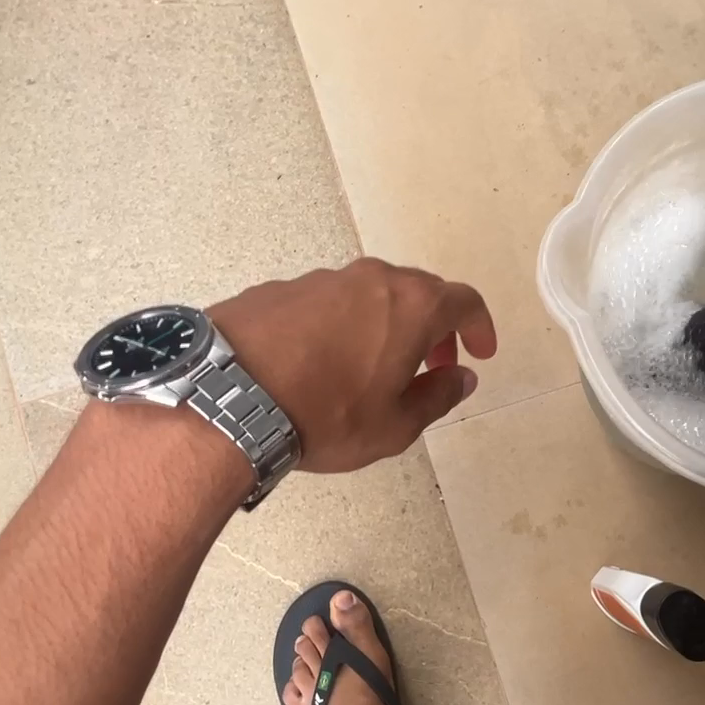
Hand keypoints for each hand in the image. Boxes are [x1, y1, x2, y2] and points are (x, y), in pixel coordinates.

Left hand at [209, 258, 497, 473]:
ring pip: (372, 295)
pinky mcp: (280, 288)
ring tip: (373, 369)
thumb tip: (460, 378)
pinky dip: (343, 325)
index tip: (480, 353)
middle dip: (436, 328)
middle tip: (432, 366)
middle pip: (419, 292)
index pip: (464, 302)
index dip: (479, 327)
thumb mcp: (395, 425)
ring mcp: (322, 279)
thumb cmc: (326, 415)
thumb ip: (437, 397)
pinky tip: (322, 364)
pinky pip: (329, 302)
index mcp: (411, 305)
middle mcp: (371, 279)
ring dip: (387, 325)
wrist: (224, 396)